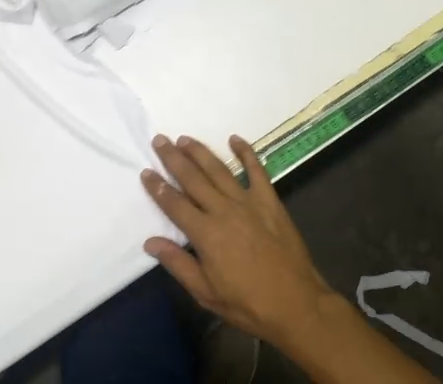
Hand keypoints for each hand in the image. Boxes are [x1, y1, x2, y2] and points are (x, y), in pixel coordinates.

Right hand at [140, 134, 334, 345]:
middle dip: (173, 158)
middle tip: (159, 140)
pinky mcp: (269, 201)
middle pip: (193, 178)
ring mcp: (248, 202)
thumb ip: (178, 264)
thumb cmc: (247, 304)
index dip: (158, 187)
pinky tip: (235, 139)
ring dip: (200, 152)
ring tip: (184, 139)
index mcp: (206, 233)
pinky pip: (256, 170)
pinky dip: (246, 152)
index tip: (146, 171)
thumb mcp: (206, 293)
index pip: (174, 204)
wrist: (296, 304)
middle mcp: (223, 210)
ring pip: (219, 169)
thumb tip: (150, 242)